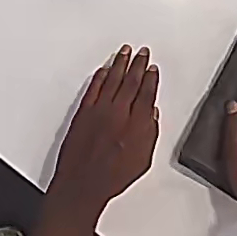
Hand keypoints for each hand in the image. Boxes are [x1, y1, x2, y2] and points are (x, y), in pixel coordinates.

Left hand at [49, 45, 159, 212]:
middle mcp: (119, 113)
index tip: (153, 68)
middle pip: (131, 81)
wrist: (83, 183)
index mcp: (137, 124)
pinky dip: (99, 76)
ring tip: (125, 52)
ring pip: (112, 79)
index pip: (147, 93)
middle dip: (139, 64)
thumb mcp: (142, 159)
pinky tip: (104, 69)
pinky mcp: (84, 112)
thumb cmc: (112, 176)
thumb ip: (150, 133)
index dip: (151, 79)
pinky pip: (93, 88)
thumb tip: (152, 114)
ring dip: (120, 63)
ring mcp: (100, 110)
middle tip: (143, 53)